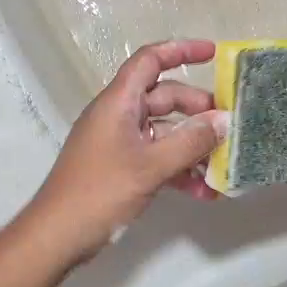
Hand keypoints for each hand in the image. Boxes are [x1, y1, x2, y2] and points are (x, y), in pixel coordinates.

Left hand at [23, 40, 229, 260]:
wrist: (57, 234)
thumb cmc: (99, 192)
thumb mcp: (149, 167)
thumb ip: (189, 142)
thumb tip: (225, 120)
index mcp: (117, 102)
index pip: (149, 61)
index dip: (180, 51)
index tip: (214, 54)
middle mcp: (117, 115)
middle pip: (163, 97)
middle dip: (197, 109)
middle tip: (229, 125)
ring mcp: (117, 142)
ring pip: (163, 131)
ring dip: (192, 145)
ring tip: (223, 163)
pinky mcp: (119, 168)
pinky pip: (155, 157)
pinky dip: (178, 169)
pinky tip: (204, 192)